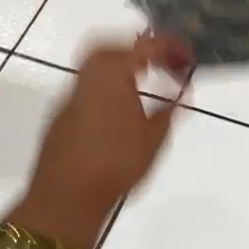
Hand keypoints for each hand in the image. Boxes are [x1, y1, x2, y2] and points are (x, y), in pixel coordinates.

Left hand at [12, 34, 193, 248]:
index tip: (188, 57)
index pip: (144, 47)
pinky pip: (87, 88)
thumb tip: (182, 90)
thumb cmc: (117, 165)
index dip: (170, 46)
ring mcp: (69, 100)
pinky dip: (109, 85)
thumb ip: (170, 108)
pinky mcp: (60, 119)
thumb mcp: (156, 137)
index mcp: (113, 78)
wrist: (65, 201)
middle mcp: (87, 81)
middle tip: (162, 61)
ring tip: (146, 81)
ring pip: (94, 67)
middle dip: (138, 48)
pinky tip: (124, 106)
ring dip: (122, 66)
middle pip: (109, 48)